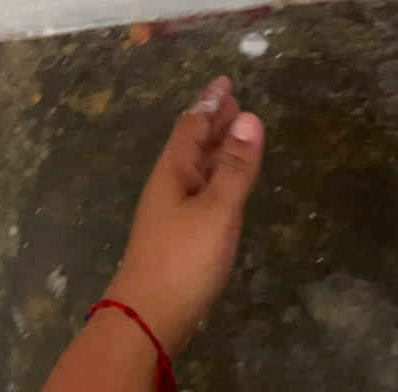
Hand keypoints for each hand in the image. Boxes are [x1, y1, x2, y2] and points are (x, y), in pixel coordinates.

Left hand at [102, 76, 264, 354]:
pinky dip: (214, 174)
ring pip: (195, 165)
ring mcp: (171, 208)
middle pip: (192, 142)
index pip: (193, 124)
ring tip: (234, 132)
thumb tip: (250, 117)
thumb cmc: (183, 258)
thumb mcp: (217, 210)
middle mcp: (169, 182)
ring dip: (214, 146)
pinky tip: (223, 184)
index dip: (210, 102)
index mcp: (174, 169)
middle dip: (213, 120)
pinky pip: (199, 187)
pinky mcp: (178, 232)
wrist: (147, 317)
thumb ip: (235, 167)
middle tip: (233, 100)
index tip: (225, 81)